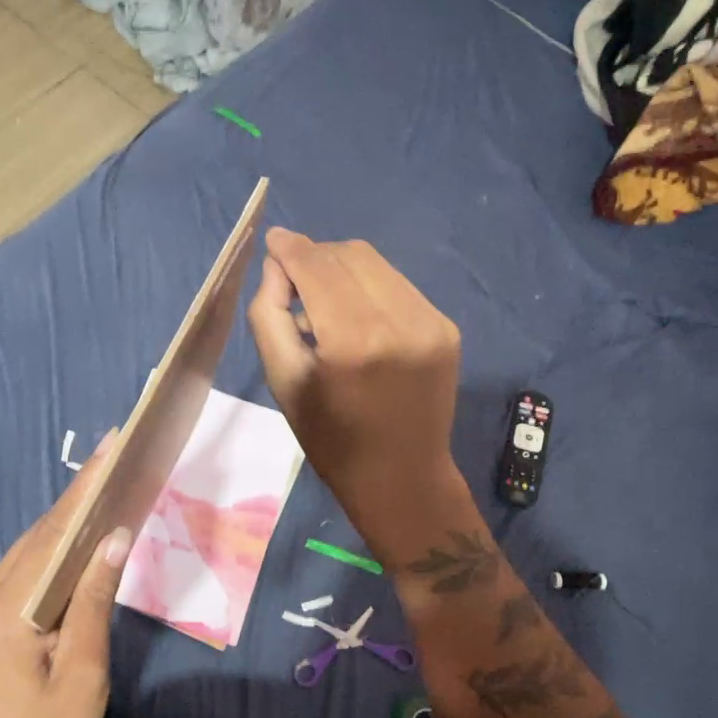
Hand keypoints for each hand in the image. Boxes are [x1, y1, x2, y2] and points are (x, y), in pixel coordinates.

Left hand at [0, 432, 133, 717]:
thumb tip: (114, 538)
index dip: (83, 492)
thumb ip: (95, 602)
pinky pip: (26, 565)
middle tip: (116, 455)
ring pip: (32, 546)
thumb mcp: (84, 673)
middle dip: (79, 496)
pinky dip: (56, 544)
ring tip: (106, 482)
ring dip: (68, 518)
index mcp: (6, 611)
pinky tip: (82, 531)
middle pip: (39, 535)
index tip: (109, 448)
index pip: (51, 537)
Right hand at [247, 228, 464, 527]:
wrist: (400, 477)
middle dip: (315, 256)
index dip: (291, 249)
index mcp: (351, 341)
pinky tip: (355, 317)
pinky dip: (369, 289)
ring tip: (323, 301)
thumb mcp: (282, 381)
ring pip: (377, 265)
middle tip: (293, 279)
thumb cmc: (330, 438)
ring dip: (342, 269)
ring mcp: (430, 322)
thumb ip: (270, 315)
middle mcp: (397, 321)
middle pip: (349, 255)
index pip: (317, 268)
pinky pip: (399, 286)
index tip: (274, 240)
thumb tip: (278, 268)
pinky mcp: (446, 328)